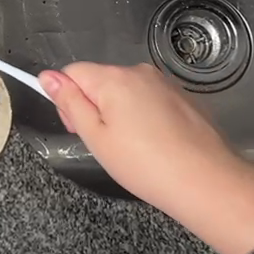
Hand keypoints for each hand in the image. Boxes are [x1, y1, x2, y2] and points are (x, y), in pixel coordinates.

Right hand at [39, 62, 253, 253]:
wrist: (206, 182)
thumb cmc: (143, 164)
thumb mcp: (96, 137)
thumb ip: (69, 103)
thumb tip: (46, 76)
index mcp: (114, 79)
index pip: (73, 72)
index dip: (67, 99)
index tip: (79, 129)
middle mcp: (140, 72)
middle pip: (100, 80)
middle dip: (94, 106)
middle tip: (105, 143)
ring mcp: (166, 83)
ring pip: (126, 91)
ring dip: (120, 112)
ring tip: (132, 148)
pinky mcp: (184, 97)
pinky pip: (150, 99)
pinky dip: (144, 116)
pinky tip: (155, 144)